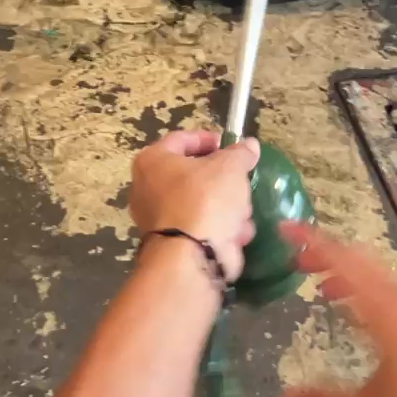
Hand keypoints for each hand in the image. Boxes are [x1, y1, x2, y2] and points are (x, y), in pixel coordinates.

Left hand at [129, 131, 259, 281]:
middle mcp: (147, 188)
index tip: (231, 146)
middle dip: (222, 180)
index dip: (209, 140)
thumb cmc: (206, 199)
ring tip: (244, 211)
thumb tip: (249, 145)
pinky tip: (237, 234)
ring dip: (226, 207)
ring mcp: (157, 219)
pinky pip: (200, 228)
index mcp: (153, 161)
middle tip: (241, 180)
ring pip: (200, 203)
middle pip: (192, 175)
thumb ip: (240, 153)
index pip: (182, 139)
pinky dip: (219, 230)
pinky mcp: (171, 245)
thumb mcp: (230, 167)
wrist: (193, 257)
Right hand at [273, 222, 396, 396]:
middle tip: (298, 263)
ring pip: (381, 276)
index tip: (284, 227)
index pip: (340, 258)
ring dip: (351, 276)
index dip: (310, 240)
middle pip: (360, 260)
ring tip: (329, 292)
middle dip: (326, 257)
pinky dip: (374, 293)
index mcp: (383, 305)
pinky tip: (374, 323)